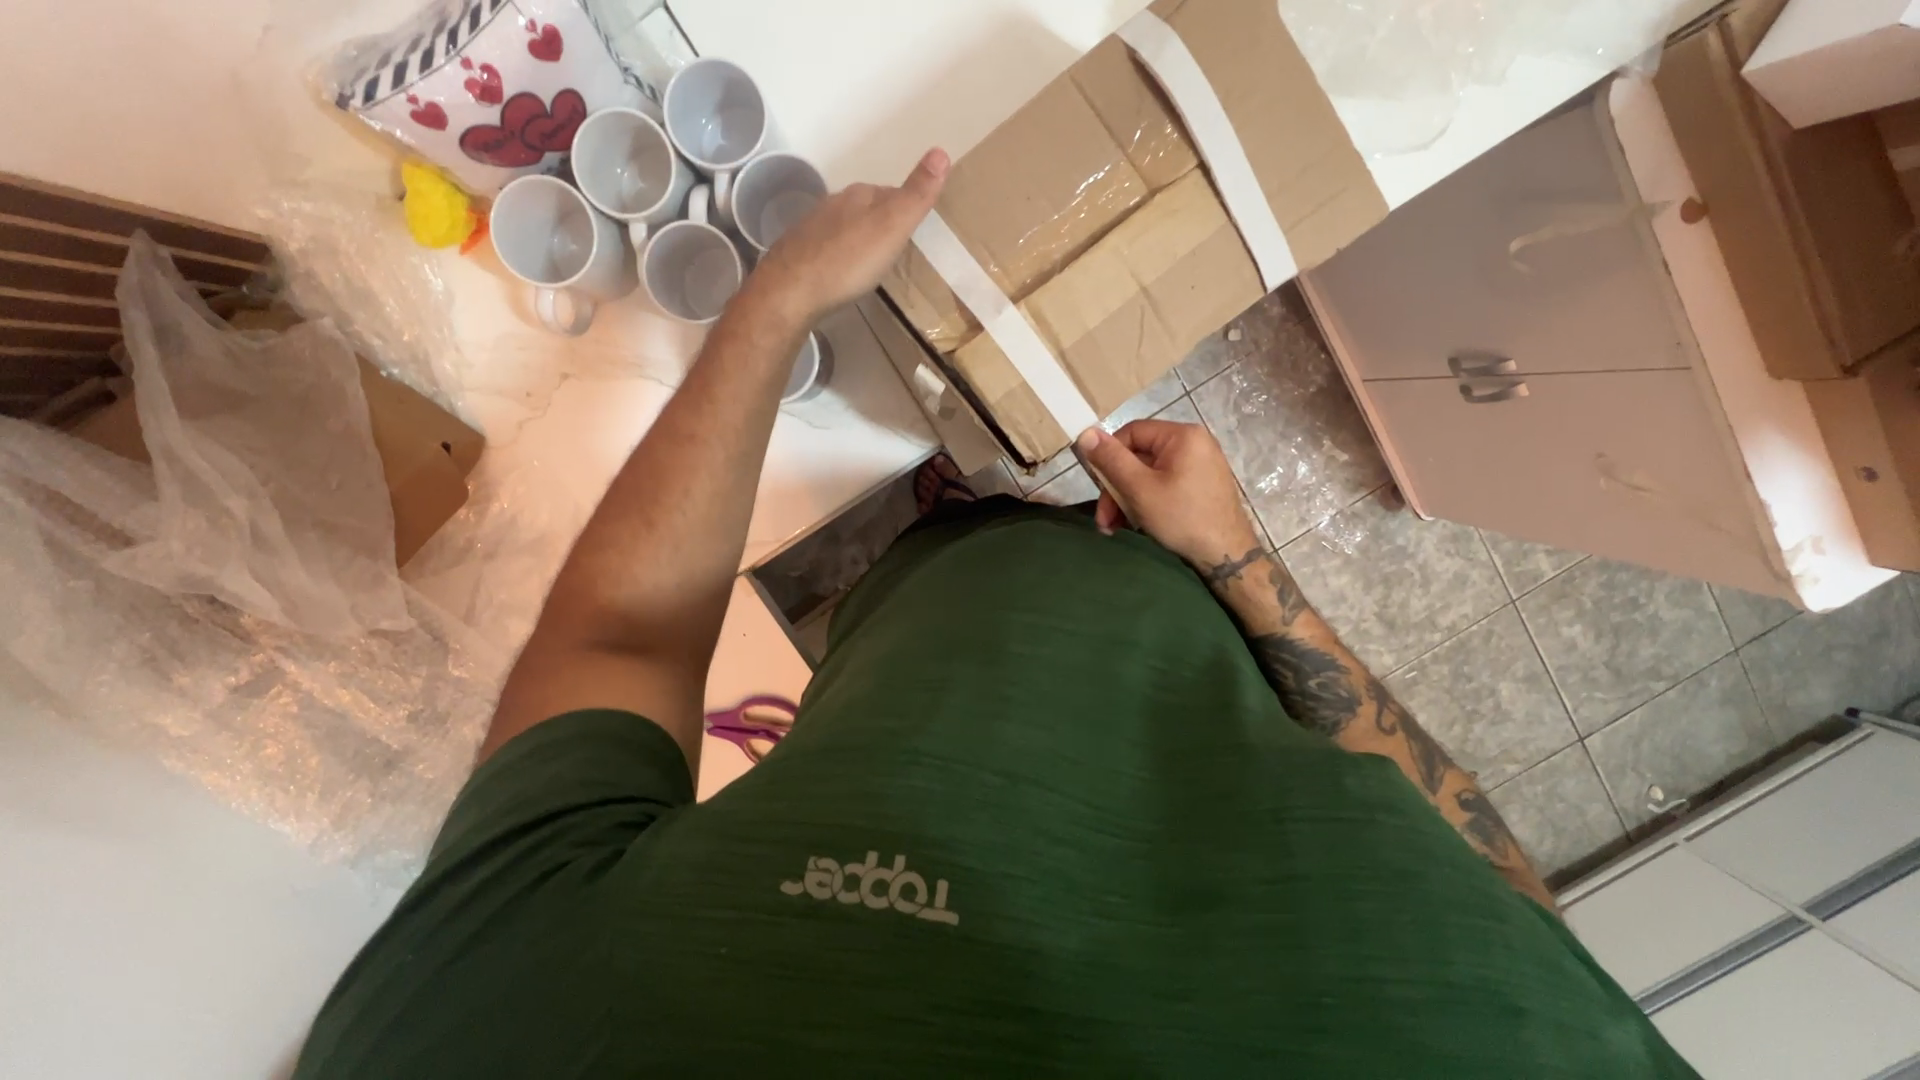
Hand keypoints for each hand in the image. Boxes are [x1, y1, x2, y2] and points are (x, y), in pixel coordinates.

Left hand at [750, 148, 949, 320]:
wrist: (791, 291)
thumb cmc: (848, 261)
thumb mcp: (892, 226)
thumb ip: (916, 194)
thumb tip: (941, 150)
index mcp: (859, 196)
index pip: (890, 193)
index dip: (905, 208)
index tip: (916, 226)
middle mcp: (833, 204)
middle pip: (864, 208)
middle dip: (880, 223)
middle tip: (896, 247)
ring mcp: (811, 228)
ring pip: (843, 227)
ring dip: (857, 240)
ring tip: (870, 262)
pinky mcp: (797, 254)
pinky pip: (825, 249)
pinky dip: (838, 257)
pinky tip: (840, 274)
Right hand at [1077, 420, 1262, 567]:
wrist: (1227, 554)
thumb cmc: (1182, 517)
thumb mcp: (1140, 489)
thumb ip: (1111, 459)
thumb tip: (1086, 433)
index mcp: (1182, 435)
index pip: (1131, 432)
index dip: (1109, 457)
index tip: (1098, 486)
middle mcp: (1194, 443)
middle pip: (1139, 457)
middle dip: (1116, 488)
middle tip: (1104, 518)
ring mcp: (1200, 465)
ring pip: (1149, 474)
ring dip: (1127, 500)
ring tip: (1115, 527)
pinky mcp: (1201, 485)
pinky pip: (1164, 485)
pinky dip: (1146, 502)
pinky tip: (1136, 524)